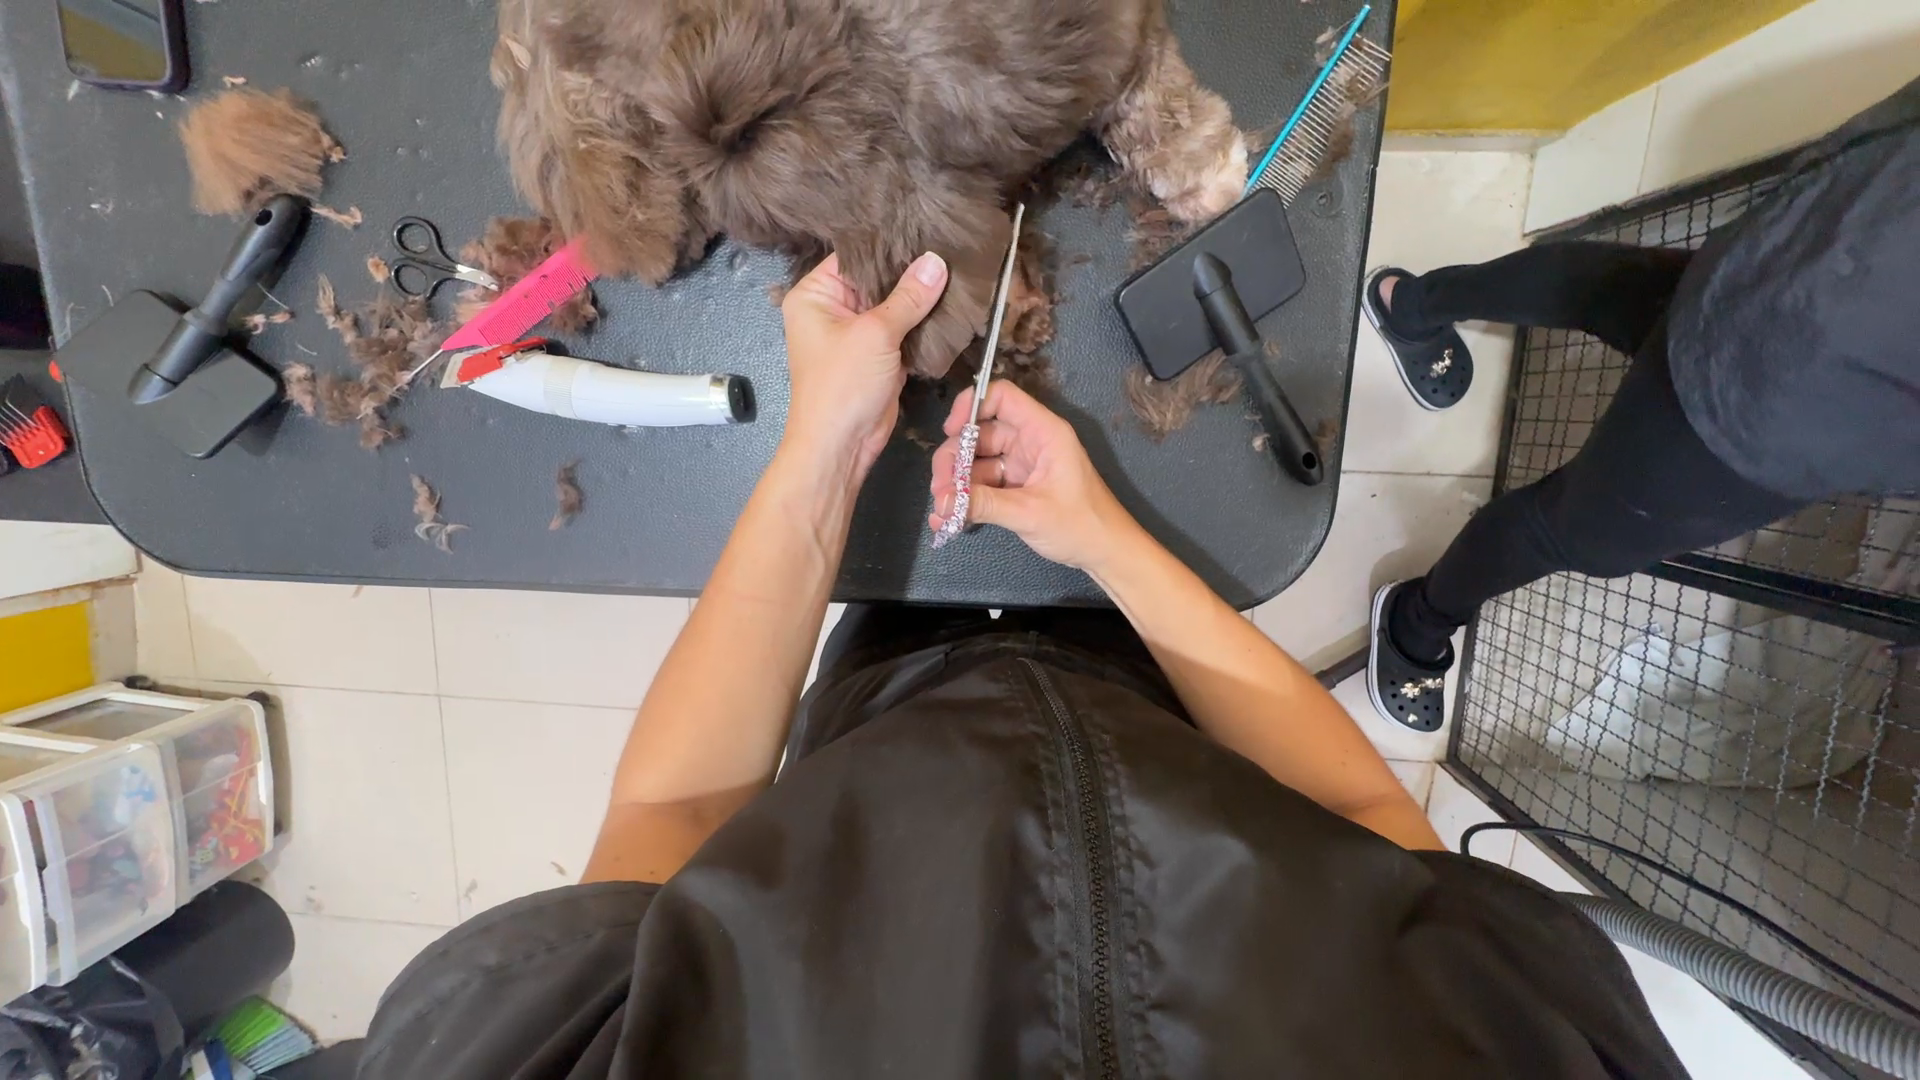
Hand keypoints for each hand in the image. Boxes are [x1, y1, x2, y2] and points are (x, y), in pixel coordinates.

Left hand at [780, 251, 948, 480]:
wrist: (841, 444)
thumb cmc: (843, 384)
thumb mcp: (876, 333)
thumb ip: (908, 297)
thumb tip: (936, 261)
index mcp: (816, 294)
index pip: (855, 255)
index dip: (890, 243)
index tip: (926, 225)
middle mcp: (834, 310)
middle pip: (877, 280)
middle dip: (911, 271)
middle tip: (950, 244)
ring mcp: (858, 334)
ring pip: (894, 307)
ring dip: (921, 299)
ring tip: (957, 268)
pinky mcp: (878, 356)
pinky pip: (903, 331)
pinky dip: (923, 324)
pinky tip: (951, 303)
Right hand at [929, 381, 1141, 569]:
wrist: (1106, 553)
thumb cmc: (1079, 525)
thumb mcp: (1029, 513)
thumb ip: (984, 504)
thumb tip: (941, 502)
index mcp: (1043, 432)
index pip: (1002, 397)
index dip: (971, 405)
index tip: (950, 432)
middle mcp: (1030, 442)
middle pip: (980, 433)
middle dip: (955, 458)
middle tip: (939, 489)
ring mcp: (1022, 465)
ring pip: (977, 462)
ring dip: (956, 484)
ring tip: (941, 511)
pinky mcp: (1016, 488)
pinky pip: (983, 485)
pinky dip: (966, 499)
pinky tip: (947, 520)